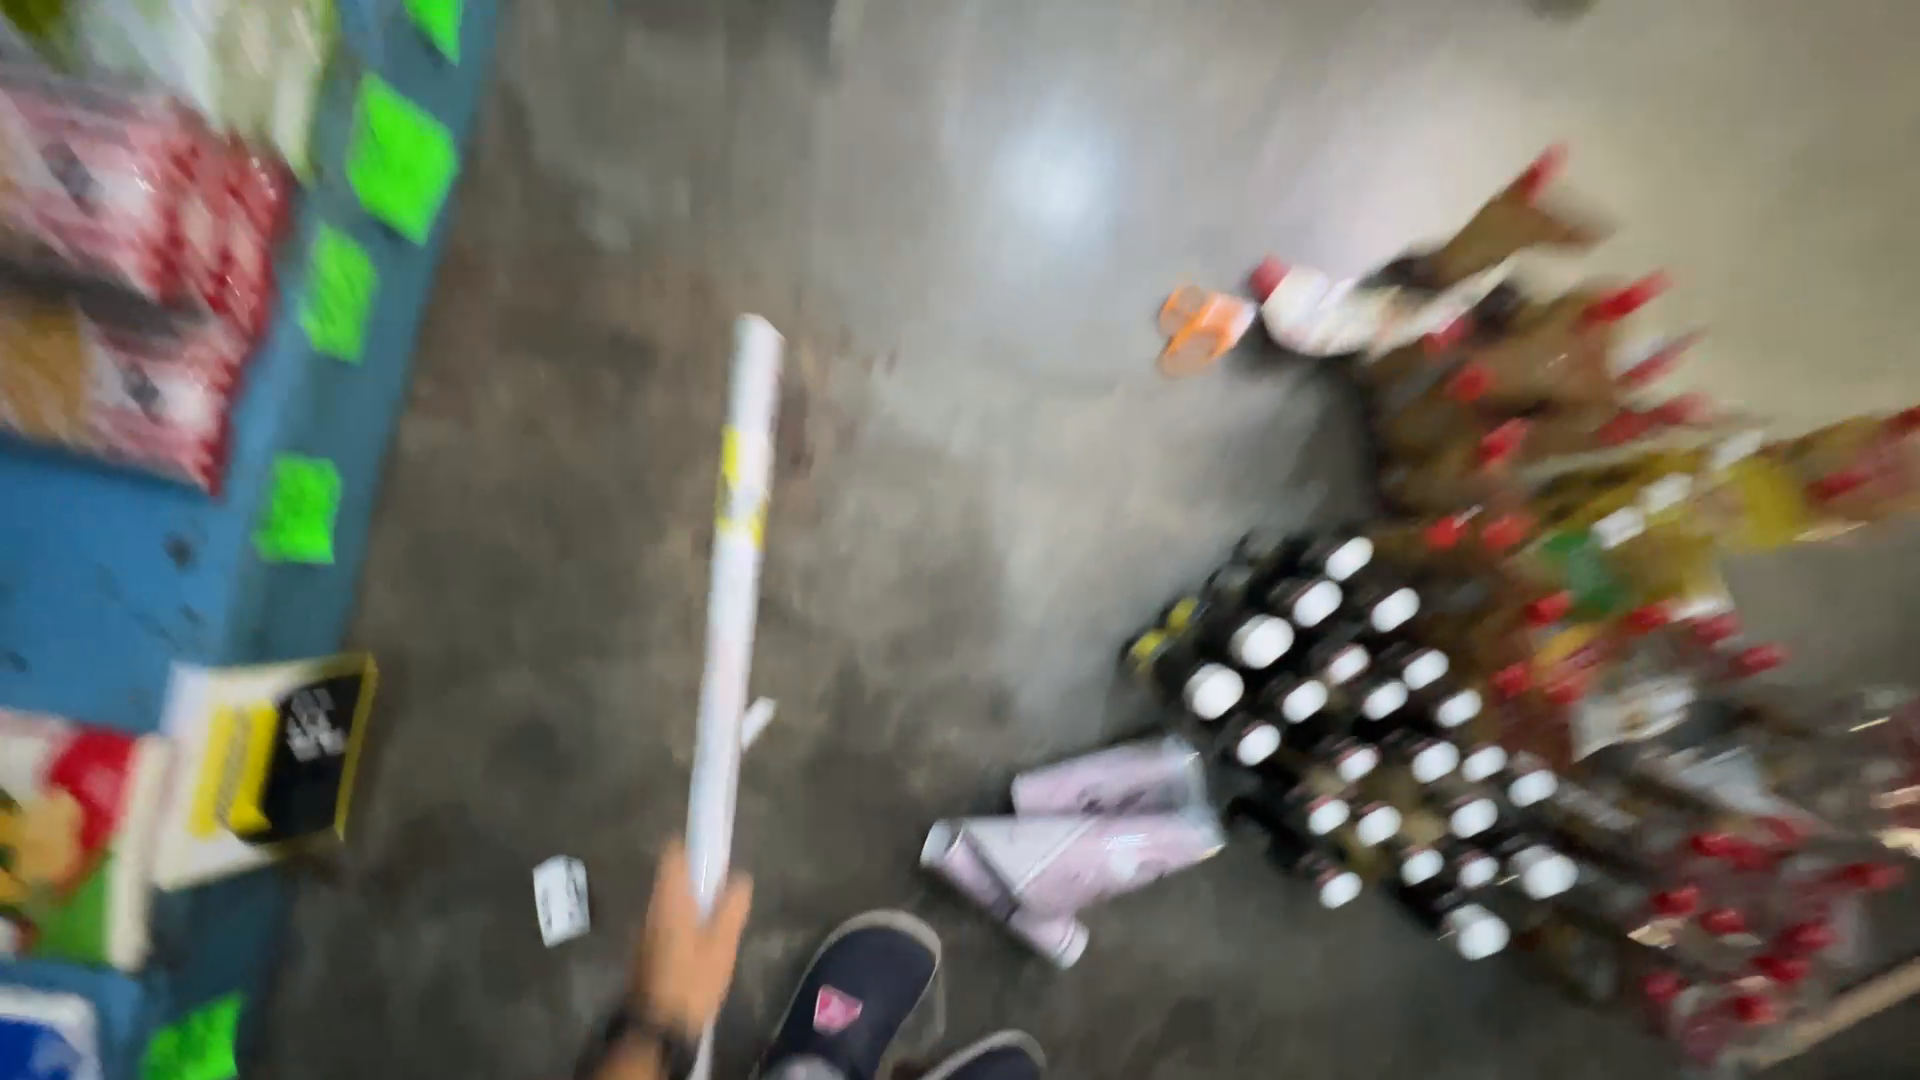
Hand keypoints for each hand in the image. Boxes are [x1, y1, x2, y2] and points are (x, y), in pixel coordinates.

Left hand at [632, 840, 752, 1037]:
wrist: (656, 1029)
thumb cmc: (692, 979)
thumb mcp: (723, 941)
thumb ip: (733, 904)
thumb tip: (740, 877)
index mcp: (671, 898)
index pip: (673, 852)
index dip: (692, 843)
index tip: (713, 846)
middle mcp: (652, 907)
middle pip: (673, 877)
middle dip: (698, 878)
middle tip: (724, 891)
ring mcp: (644, 930)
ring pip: (670, 901)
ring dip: (692, 902)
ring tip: (717, 920)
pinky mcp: (644, 951)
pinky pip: (666, 922)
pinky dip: (683, 922)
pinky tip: (701, 944)